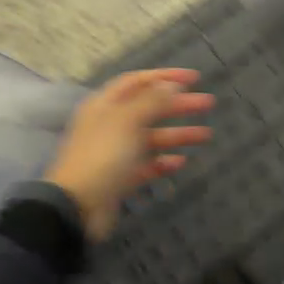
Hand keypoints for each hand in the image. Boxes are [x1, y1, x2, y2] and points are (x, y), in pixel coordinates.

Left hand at [42, 68, 213, 239]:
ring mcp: (116, 152)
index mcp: (105, 106)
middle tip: (208, 103)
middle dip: (179, 104)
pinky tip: (182, 161)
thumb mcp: (127, 121)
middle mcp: (110, 125)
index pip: (138, 81)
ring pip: (152, 137)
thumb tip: (172, 85)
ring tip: (206, 135)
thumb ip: (152, 101)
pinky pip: (148, 165)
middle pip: (149, 108)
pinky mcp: (121, 177)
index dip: (165, 76)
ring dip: (178, 134)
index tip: (194, 78)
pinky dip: (164, 162)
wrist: (76, 207)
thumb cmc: (101, 156)